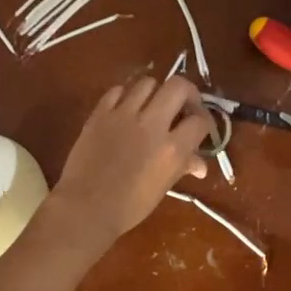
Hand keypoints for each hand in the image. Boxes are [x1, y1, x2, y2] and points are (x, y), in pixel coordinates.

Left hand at [45, 76, 214, 251]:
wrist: (85, 207)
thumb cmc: (129, 206)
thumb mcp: (162, 187)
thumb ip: (182, 167)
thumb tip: (200, 165)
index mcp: (172, 148)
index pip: (199, 120)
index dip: (205, 121)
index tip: (200, 126)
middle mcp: (151, 124)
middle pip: (178, 86)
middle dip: (187, 93)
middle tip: (183, 106)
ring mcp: (123, 115)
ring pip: (147, 82)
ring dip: (155, 92)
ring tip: (153, 105)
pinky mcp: (99, 113)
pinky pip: (117, 90)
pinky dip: (126, 95)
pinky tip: (126, 108)